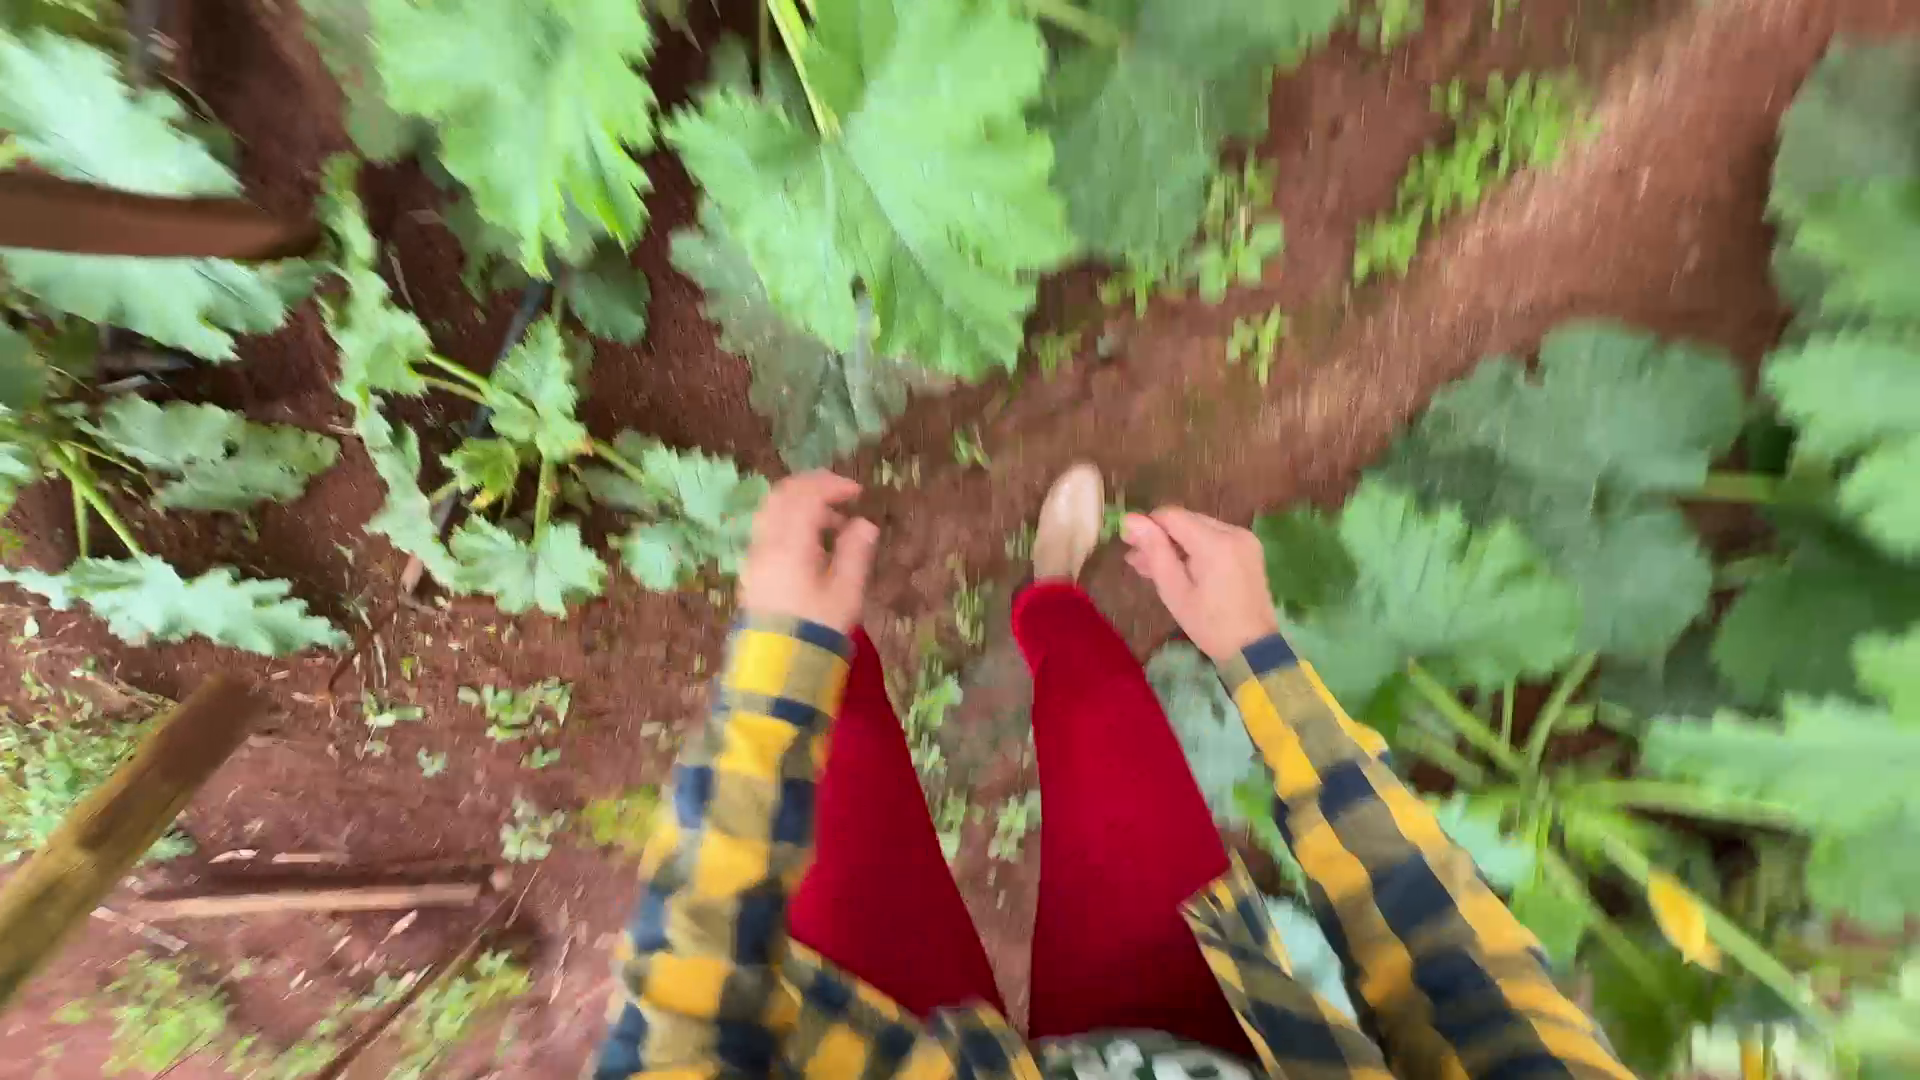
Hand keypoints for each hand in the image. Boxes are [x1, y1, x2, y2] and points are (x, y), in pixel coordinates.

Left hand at [737, 471, 877, 634]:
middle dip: (813, 486)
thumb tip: (864, 524)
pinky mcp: (753, 572)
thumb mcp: (846, 593)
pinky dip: (789, 522)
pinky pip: (768, 531)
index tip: (858, 492)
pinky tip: (812, 543)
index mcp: (791, 545)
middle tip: (840, 491)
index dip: (833, 486)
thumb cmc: (818, 629)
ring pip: (772, 511)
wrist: (780, 667)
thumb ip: (855, 553)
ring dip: (801, 505)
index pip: (808, 497)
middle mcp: (767, 544)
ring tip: (832, 523)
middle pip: (783, 495)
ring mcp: (755, 557)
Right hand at [1122, 507, 1279, 661]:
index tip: (1129, 544)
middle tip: (1137, 559)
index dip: (1147, 526)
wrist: (1252, 648)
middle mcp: (1233, 532)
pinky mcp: (1248, 549)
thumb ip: (1154, 550)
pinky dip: (1193, 548)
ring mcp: (1244, 539)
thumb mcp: (1174, 590)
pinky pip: (1213, 538)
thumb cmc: (1208, 624)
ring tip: (1151, 566)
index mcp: (1215, 543)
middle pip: (1186, 520)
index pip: (1171, 516)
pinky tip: (1177, 566)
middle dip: (1160, 536)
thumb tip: (1130, 519)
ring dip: (1175, 543)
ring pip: (1198, 528)